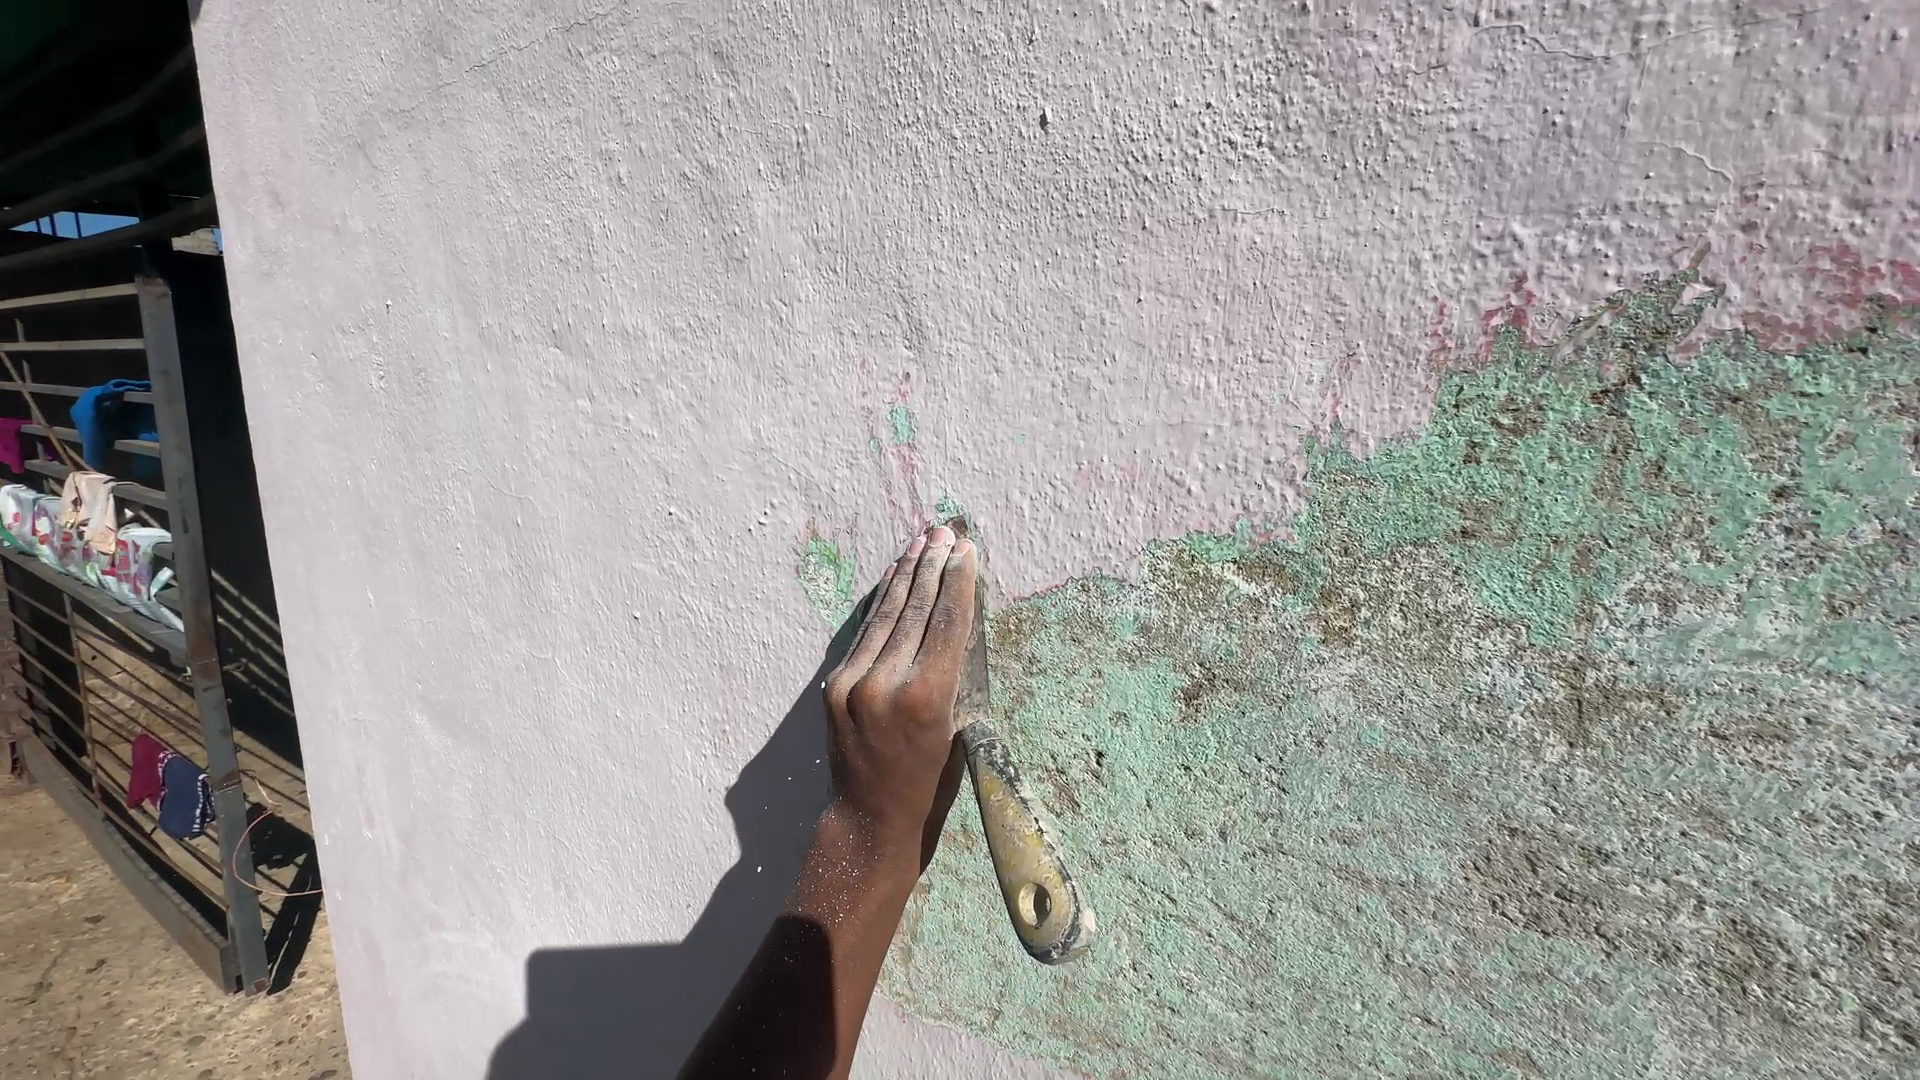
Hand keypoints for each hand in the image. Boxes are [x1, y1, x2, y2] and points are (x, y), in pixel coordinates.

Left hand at [821, 523, 977, 865]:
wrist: (869, 816)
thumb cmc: (929, 779)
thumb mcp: (955, 725)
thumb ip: (951, 671)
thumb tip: (952, 614)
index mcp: (927, 699)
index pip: (946, 624)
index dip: (957, 582)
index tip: (966, 549)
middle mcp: (885, 685)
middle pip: (915, 611)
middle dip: (932, 566)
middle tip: (944, 532)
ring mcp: (853, 683)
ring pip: (886, 616)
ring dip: (905, 575)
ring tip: (921, 543)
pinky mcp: (833, 685)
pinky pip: (865, 634)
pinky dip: (882, 603)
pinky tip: (894, 578)